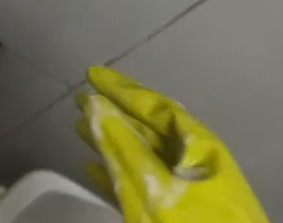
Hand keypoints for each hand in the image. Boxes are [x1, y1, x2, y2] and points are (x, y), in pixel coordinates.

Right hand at [74, 66, 267, 222]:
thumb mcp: (154, 188)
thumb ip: (122, 144)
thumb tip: (94, 101)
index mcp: (203, 152)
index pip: (160, 108)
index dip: (124, 89)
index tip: (90, 75)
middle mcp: (200, 167)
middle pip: (153, 131)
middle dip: (114, 114)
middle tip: (80, 100)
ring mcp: (194, 195)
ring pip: (147, 157)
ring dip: (112, 141)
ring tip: (79, 128)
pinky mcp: (183, 218)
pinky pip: (147, 186)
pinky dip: (119, 173)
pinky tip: (92, 168)